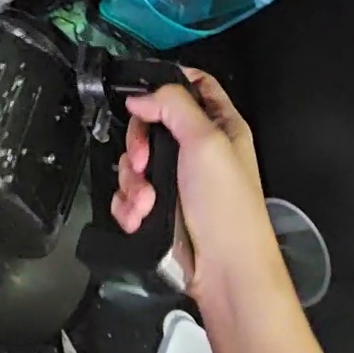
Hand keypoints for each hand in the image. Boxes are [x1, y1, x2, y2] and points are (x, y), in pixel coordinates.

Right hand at [111, 68, 283, 305]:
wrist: (224, 272)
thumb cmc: (227, 207)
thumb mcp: (206, 141)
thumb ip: (172, 105)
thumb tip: (139, 97)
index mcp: (219, 127)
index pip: (196, 85)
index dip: (170, 80)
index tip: (145, 90)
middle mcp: (196, 149)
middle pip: (149, 121)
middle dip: (137, 142)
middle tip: (144, 160)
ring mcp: (175, 178)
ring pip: (133, 158)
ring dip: (132, 180)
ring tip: (147, 200)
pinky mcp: (158, 204)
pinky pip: (126, 189)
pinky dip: (128, 202)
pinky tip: (141, 214)